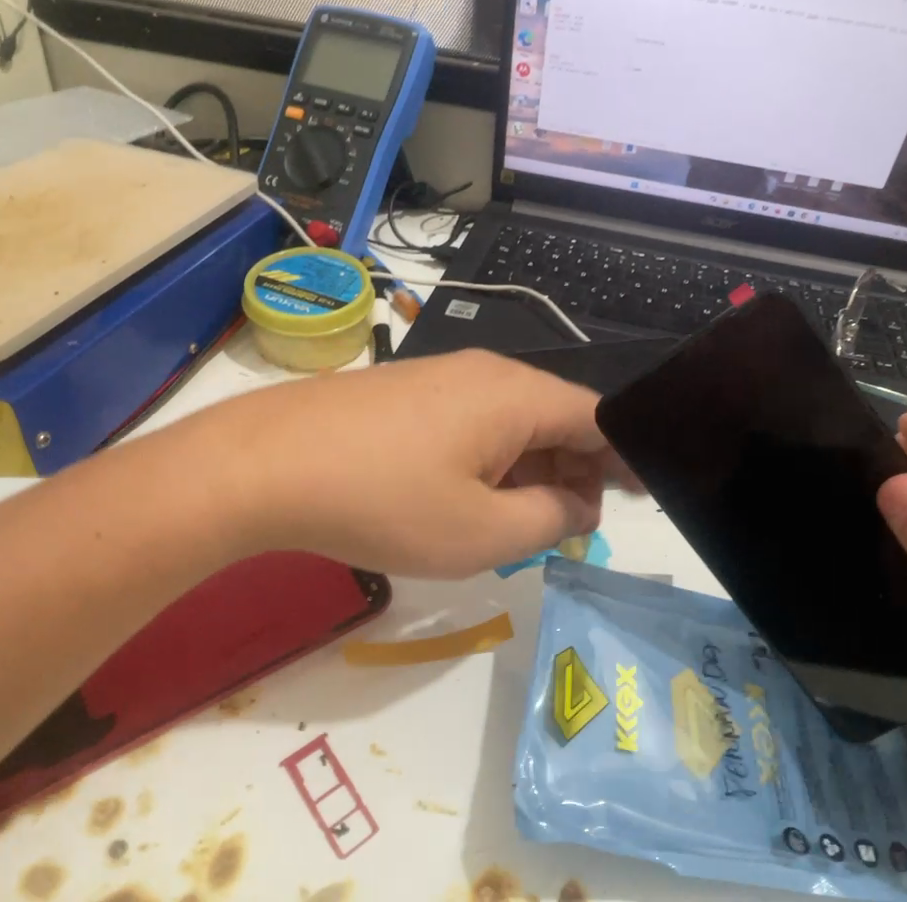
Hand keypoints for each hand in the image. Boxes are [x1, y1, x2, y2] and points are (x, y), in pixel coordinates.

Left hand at [178, 350, 633, 577]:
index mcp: (518, 396)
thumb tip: (578, 506)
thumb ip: (550, 520)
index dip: (626, 458)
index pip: (598, 418)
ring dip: (532, 472)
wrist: (263, 465)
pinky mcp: (407, 393)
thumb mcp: (482, 533)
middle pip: (557, 418)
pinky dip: (492, 462)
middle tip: (573, 529)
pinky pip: (473, 423)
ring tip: (522, 525)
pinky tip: (470, 501)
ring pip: (513, 423)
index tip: (642, 497)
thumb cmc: (383, 502)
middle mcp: (487, 373)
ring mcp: (442, 378)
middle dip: (577, 472)